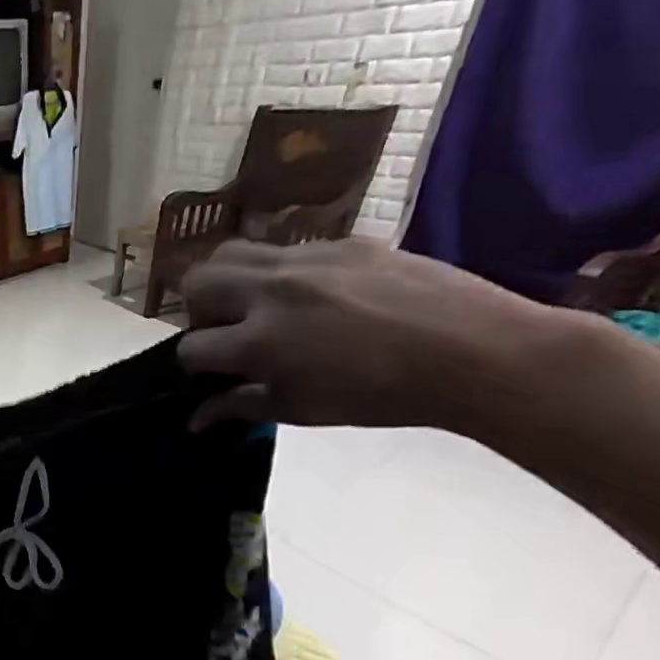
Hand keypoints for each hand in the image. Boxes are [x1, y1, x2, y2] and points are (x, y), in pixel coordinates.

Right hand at [177, 239, 572, 431]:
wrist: (467, 351)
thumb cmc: (378, 396)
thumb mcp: (302, 409)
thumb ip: (242, 407)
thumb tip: (196, 419)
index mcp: (260, 341)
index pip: (192, 347)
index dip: (194, 367)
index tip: (210, 376)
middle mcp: (271, 289)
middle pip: (197, 280)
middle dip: (197, 310)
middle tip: (224, 333)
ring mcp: (306, 257)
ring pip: (233, 251)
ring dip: (228, 281)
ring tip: (255, 307)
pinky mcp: (341, 241)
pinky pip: (286, 250)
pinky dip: (277, 274)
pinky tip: (312, 297)